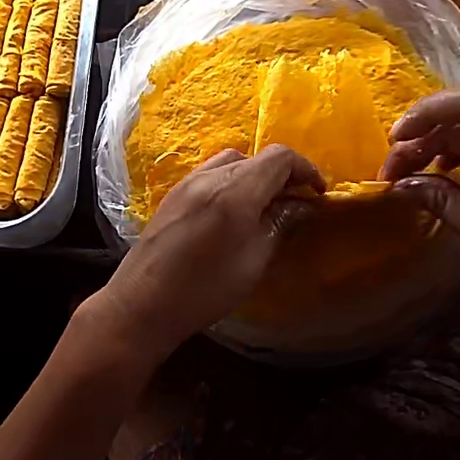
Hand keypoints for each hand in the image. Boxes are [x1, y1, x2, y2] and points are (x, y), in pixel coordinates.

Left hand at [91, 146, 323, 357]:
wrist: (142, 303)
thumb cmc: (204, 289)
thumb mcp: (254, 261)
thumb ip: (279, 225)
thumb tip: (299, 205)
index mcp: (234, 190)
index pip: (279, 157)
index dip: (305, 170)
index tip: (317, 194)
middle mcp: (208, 178)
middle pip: (254, 157)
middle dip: (280, 174)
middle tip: (293, 204)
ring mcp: (184, 185)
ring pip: (228, 163)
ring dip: (252, 177)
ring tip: (263, 208)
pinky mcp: (170, 197)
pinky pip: (207, 176)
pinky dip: (228, 183)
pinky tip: (231, 213)